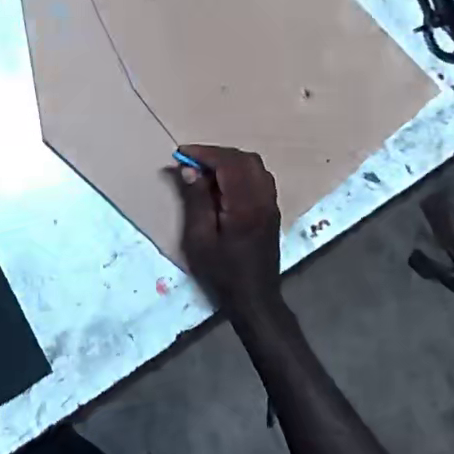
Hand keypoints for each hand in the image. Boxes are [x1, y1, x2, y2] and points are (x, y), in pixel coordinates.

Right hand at [172, 145, 281, 315]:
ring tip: (204, 170)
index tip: (182, 154)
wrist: (254, 299)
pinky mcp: (271, 211)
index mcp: (246, 205)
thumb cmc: (222, 272)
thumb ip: (196, 200)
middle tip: (191, 161)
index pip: (229, 164)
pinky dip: (239, 171)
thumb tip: (189, 169)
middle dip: (216, 154)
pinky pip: (258, 178)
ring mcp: (271, 204)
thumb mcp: (199, 239)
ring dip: (229, 161)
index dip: (205, 153)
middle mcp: (264, 199)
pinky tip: (221, 184)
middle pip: (245, 160)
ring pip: (254, 167)